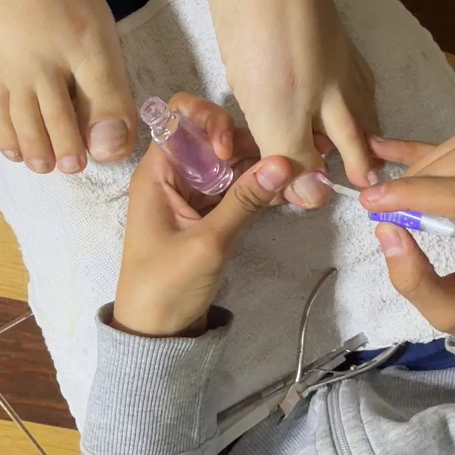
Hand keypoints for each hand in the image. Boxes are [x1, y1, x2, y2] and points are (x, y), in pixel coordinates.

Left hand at [113, 94, 296, 336]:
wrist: (157, 334)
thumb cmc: (168, 285)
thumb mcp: (209, 241)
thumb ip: (246, 200)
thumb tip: (283, 162)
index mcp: (157, 172)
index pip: (182, 120)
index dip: (212, 120)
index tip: (234, 146)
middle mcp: (173, 175)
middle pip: (213, 139)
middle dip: (250, 144)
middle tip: (286, 159)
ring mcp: (192, 195)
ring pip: (229, 164)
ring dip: (259, 167)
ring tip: (297, 174)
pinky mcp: (208, 214)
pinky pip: (234, 189)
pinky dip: (257, 188)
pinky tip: (288, 191)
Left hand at [225, 23, 379, 207]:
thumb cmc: (270, 44)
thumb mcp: (277, 115)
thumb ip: (294, 156)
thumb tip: (314, 195)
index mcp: (336, 104)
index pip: (352, 147)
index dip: (358, 166)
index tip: (368, 184)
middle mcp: (342, 76)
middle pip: (359, 117)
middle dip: (364, 143)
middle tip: (372, 166)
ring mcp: (330, 43)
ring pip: (351, 87)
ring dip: (356, 112)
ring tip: (360, 128)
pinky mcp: (310, 17)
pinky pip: (335, 59)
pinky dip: (340, 77)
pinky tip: (332, 72)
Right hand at [362, 132, 454, 345]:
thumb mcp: (447, 314)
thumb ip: (415, 280)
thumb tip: (386, 229)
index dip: (418, 193)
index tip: (372, 202)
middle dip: (421, 175)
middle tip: (387, 202)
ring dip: (426, 164)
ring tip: (400, 195)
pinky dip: (429, 151)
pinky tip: (388, 150)